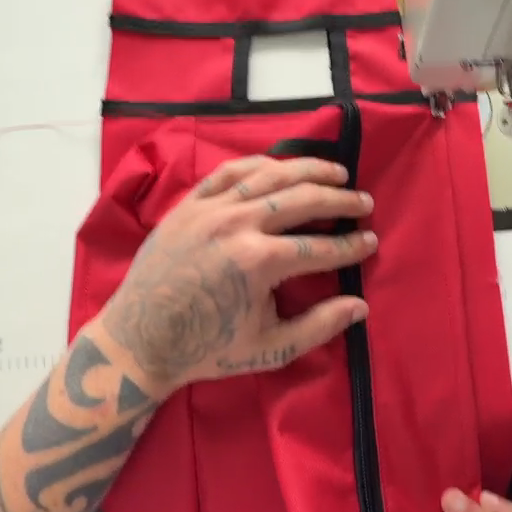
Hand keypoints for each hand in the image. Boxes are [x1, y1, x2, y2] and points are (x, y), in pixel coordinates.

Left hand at [90, 155, 377, 395]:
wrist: (140, 340)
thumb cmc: (206, 348)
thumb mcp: (269, 348)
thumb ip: (318, 326)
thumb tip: (360, 306)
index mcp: (259, 262)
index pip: (321, 246)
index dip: (352, 245)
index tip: (371, 241)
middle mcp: (238, 225)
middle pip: (303, 198)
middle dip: (340, 200)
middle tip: (363, 202)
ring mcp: (210, 208)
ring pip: (270, 174)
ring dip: (309, 170)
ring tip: (336, 173)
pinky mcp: (189, 203)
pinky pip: (230, 171)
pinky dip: (260, 164)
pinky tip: (281, 166)